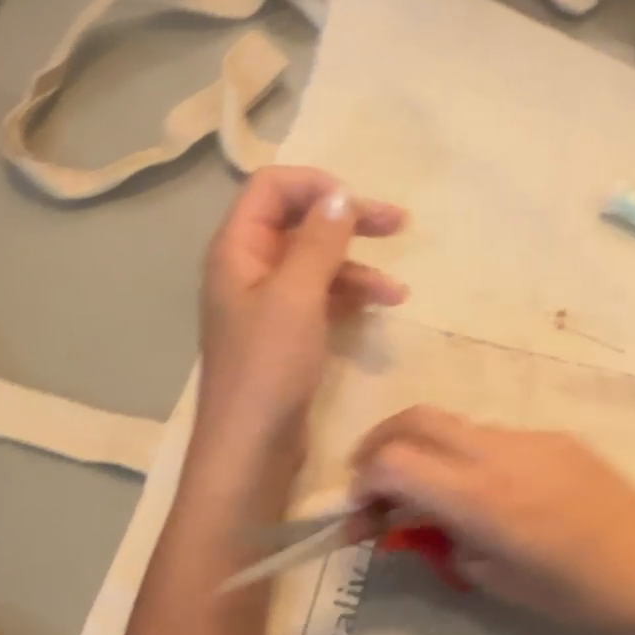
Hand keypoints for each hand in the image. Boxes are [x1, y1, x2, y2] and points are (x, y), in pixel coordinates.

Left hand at [197, 166, 406, 450]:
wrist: (251, 448)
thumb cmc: (268, 368)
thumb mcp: (296, 297)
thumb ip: (319, 241)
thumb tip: (340, 196)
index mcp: (236, 249)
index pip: (271, 189)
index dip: (316, 186)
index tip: (359, 204)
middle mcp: (248, 269)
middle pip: (298, 224)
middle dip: (347, 222)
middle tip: (398, 225)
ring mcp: (267, 305)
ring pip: (315, 265)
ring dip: (356, 268)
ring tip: (398, 290)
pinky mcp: (286, 337)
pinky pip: (320, 300)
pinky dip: (350, 298)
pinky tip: (381, 307)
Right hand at [350, 406, 634, 634]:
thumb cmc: (582, 597)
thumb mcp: (498, 582)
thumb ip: (445, 544)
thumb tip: (415, 526)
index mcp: (481, 497)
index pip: (392, 461)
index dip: (362, 484)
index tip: (360, 517)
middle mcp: (498, 452)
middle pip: (413, 419)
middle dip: (378, 447)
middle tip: (371, 488)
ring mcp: (530, 438)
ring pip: (453, 425)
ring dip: (424, 452)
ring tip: (429, 498)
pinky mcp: (556, 438)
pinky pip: (492, 436)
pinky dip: (465, 456)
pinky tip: (484, 494)